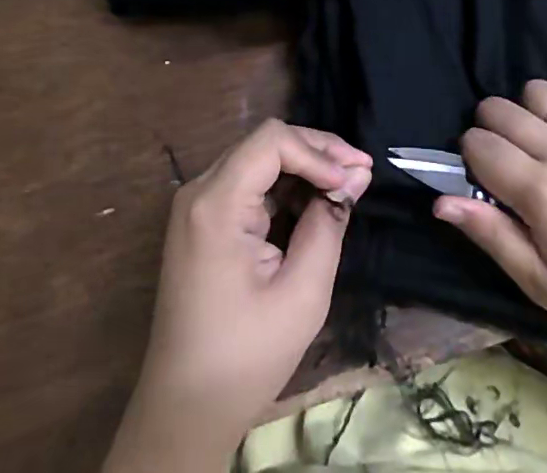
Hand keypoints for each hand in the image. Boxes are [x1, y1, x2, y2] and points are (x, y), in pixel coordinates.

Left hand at [115, 120, 372, 464]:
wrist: (185, 406)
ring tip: (346, 185)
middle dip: (317, 152)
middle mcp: (199, 192)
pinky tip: (315, 202)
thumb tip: (355, 175)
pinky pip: (249, 184)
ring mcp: (196, 206)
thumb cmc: (246, 354)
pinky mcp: (203, 222)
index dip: (319, 152)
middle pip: (265, 143)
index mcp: (215, 205)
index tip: (352, 182)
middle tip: (361, 173)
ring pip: (259, 159)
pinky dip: (285, 187)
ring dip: (304, 166)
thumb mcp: (302, 291)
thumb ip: (329, 223)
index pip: (272, 140)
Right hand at [435, 81, 546, 376]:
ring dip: (524, 116)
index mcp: (543, 191)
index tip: (483, 185)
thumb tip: (439, 201)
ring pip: (536, 92)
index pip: (477, 143)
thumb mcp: (542, 284)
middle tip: (506, 170)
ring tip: (538, 153)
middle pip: (499, 109)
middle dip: (489, 132)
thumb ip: (490, 234)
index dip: (468, 161)